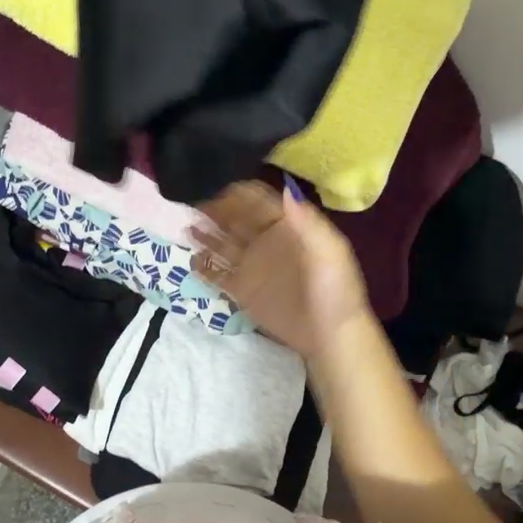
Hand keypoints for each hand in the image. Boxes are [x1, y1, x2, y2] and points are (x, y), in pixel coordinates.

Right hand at [194, 182, 370, 359]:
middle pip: (235, 219)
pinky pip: (218, 275)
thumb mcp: (329, 253)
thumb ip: (307, 223)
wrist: (330, 337)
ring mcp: (253, 267)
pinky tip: (191, 259)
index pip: (258, 202)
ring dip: (205, 234)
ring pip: (222, 244)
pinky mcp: (242, 291)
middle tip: (192, 203)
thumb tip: (286, 188)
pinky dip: (203, 268)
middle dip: (215, 210)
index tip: (216, 185)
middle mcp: (266, 242)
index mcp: (288, 227)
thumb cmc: (335, 292)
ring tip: (187, 227)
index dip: (238, 193)